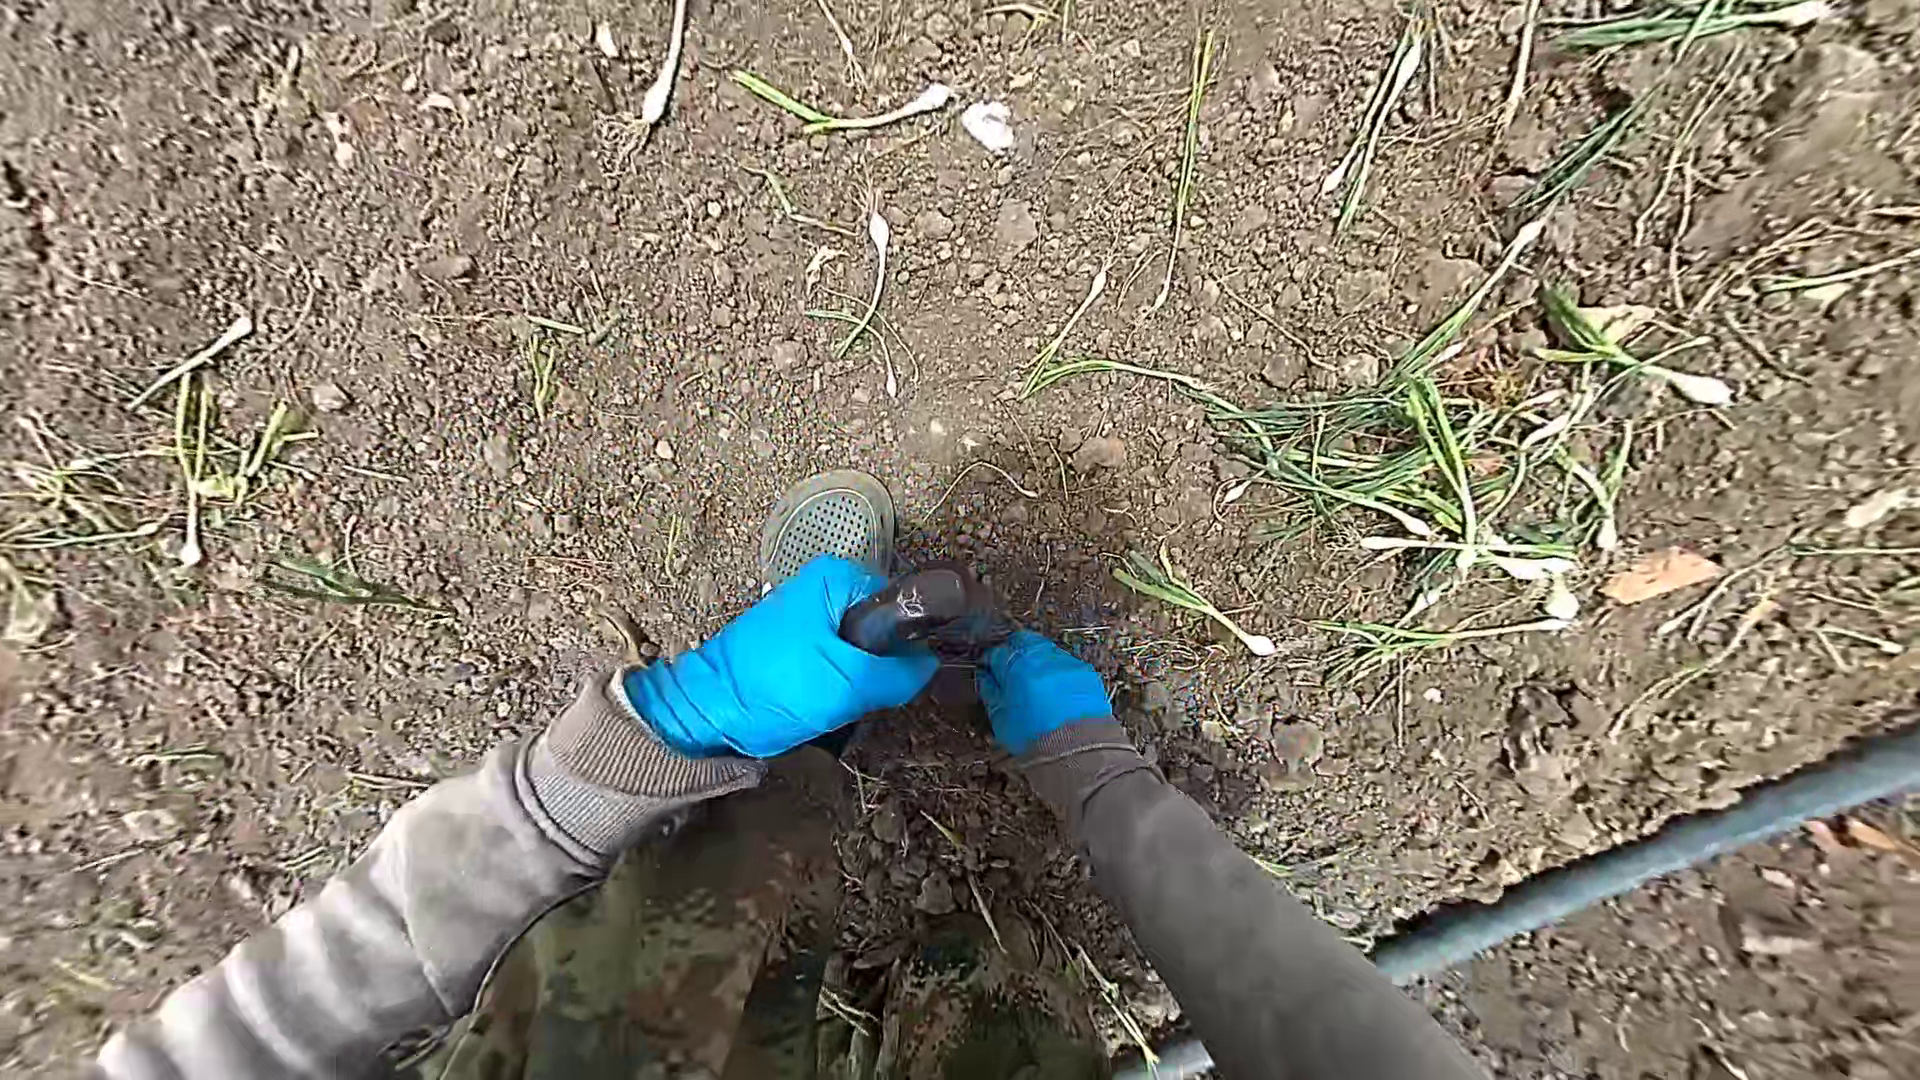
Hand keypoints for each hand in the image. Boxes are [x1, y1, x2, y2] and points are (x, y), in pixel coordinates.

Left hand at [624, 556, 938, 757]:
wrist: (704, 712)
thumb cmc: (777, 687)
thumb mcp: (849, 684)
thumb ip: (899, 674)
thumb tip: (928, 664)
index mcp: (836, 577)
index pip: (899, 602)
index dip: (906, 640)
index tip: (901, 673)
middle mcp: (822, 584)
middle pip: (880, 624)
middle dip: (880, 661)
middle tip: (868, 690)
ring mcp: (806, 611)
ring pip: (859, 644)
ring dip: (859, 674)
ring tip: (843, 696)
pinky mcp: (795, 638)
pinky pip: (837, 654)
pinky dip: (839, 677)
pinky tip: (826, 696)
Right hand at [977, 630, 1112, 754]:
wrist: (1080, 755)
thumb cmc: (1038, 742)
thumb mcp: (1002, 720)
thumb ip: (990, 693)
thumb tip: (985, 678)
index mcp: (1018, 668)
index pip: (997, 653)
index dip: (990, 662)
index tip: (989, 671)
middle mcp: (1043, 658)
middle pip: (1022, 641)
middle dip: (1012, 653)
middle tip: (1009, 673)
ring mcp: (1066, 663)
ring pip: (1044, 649)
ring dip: (1035, 661)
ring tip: (1032, 685)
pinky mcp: (1085, 672)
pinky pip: (1063, 663)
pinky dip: (1055, 671)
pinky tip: (1053, 692)